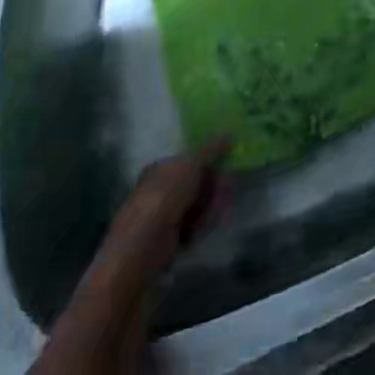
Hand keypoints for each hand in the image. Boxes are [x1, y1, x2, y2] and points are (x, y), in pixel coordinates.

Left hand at [106, 140, 229, 276]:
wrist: (145, 242)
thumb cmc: (166, 194)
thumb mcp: (192, 163)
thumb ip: (211, 149)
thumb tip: (229, 133)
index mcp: (161, 168)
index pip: (189, 160)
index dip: (209, 161)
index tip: (227, 164)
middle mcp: (160, 188)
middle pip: (195, 182)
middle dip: (214, 185)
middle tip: (229, 188)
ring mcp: (164, 213)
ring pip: (196, 203)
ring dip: (211, 204)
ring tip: (220, 209)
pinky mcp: (169, 235)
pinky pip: (192, 223)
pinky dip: (203, 223)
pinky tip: (208, 224)